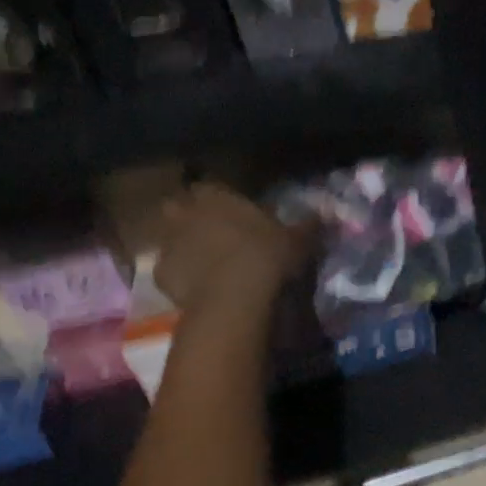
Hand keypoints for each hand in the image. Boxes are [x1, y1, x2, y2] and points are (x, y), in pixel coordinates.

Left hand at [135, 182, 311, 313]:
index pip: (211, 188)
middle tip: (214, 239)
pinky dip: (182, 280)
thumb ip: (307, 226)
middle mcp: (183, 212)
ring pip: (172, 241)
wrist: (234, 297)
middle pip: (180, 209)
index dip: (222, 203)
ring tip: (208, 269)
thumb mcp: (297, 240)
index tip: (235, 217)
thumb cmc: (266, 257)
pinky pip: (171, 274)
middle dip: (192, 220)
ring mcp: (167, 243)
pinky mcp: (161, 275)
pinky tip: (201, 293)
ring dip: (185, 250)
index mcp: (214, 195)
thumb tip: (325, 215)